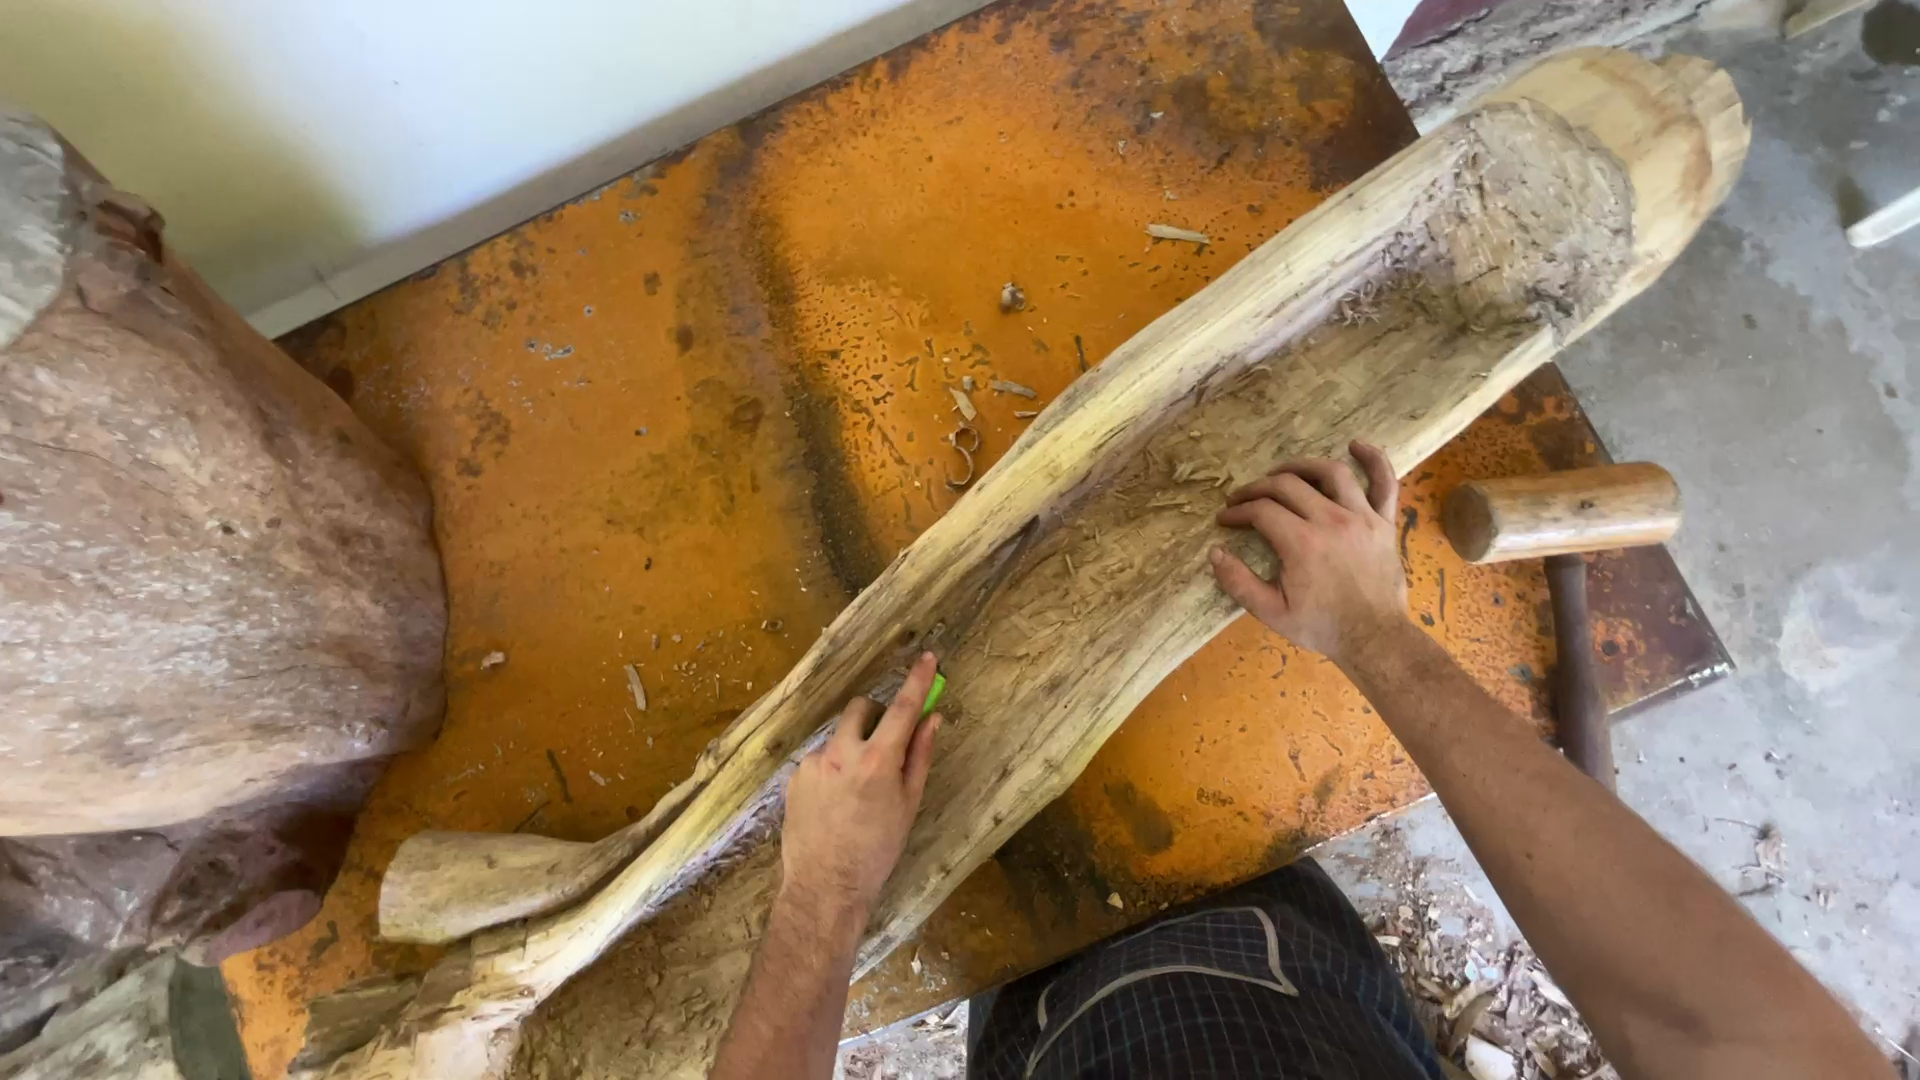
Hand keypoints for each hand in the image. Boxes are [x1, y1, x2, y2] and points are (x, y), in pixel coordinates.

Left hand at [780, 652, 942, 923]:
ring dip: (853, 746)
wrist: (825, 888)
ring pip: (839, 735)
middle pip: (861, 708)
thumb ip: (919, 755)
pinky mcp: (795, 776)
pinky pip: (821, 757)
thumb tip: (933, 718)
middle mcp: (841, 753)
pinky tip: (836, 802)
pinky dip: (833, 767)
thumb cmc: (878, 850)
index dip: (917, 680)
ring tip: (856, 789)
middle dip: (876, 716)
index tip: (927, 657)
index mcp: (876, 761)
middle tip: (886, 744)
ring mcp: (813, 763)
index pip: (902, 709)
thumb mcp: (908, 804)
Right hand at [1209, 441, 1408, 663]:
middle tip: (1241, 501)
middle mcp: (1331, 521)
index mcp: (1302, 543)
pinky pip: (1384, 483)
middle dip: (1256, 489)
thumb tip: (1214, 553)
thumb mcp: (1270, 611)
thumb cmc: (1320, 626)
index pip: (1261, 510)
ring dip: (1299, 466)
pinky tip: (1356, 445)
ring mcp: (1362, 518)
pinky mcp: (1383, 523)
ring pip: (1329, 473)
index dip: (1237, 512)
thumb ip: (1239, 582)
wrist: (1374, 638)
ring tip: (1280, 472)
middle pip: (1287, 485)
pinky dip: (1373, 459)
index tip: (1225, 520)